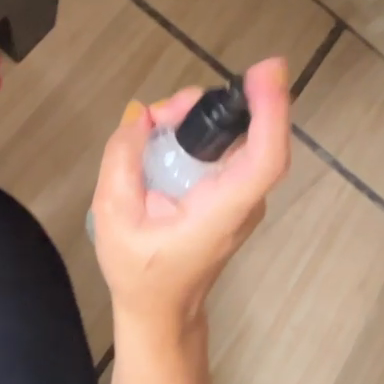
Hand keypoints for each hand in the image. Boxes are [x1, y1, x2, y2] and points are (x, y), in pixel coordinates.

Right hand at [91, 57, 289, 341]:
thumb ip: (123, 159)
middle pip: (247, 138)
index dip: (271, 111)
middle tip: (159, 113)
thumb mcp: (113, 214)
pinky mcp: (232, 194)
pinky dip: (198, 132)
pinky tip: (167, 132)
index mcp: (221, 211)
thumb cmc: (139, 271)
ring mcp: (242, 199)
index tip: (267, 72)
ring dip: (198, 120)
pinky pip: (225, 150)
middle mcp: (244, 201)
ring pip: (236, 140)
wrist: (161, 311)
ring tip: (153, 123)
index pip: (264, 158)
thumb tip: (141, 115)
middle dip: (207, 109)